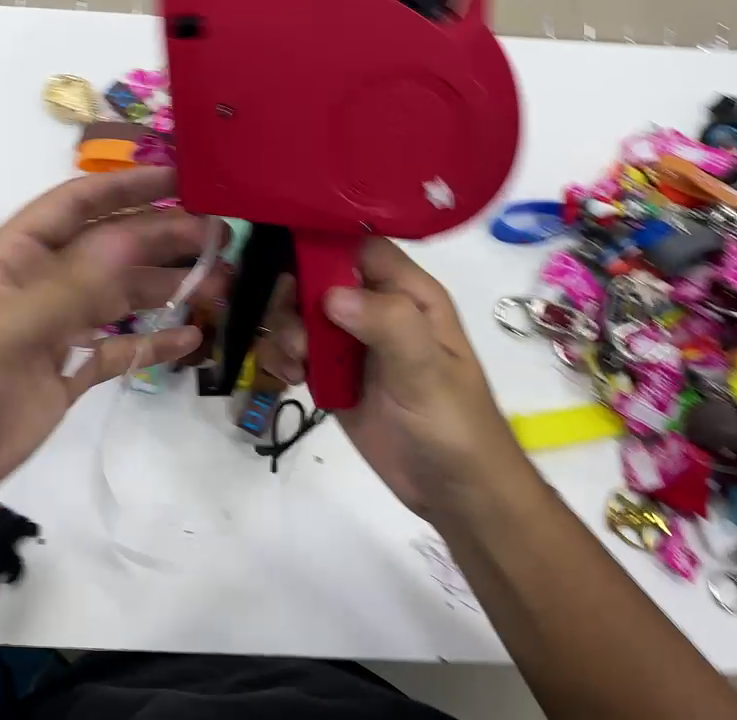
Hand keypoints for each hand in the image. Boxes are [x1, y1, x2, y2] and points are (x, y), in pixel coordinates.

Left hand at [0, 168, 219, 508]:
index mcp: (14, 255)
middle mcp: (38, 283)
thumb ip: (75, 283)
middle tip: (217, 236)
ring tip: (218, 282)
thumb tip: (136, 235)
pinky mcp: (68, 371)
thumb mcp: (10, 326)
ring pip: (120, 295)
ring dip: (165, 287)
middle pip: (109, 248)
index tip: (180, 179)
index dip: (126, 187)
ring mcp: (55, 328)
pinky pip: (119, 347)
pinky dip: (153, 342)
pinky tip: (190, 338)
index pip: (76, 205)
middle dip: (160, 238)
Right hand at [260, 238, 524, 518]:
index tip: (287, 256)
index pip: (359, 245)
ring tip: (295, 365)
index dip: (322, 242)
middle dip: (294, 296)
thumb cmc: (453, 425)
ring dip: (284, 330)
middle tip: (295, 334)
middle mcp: (378, 307)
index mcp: (409, 293)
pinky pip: (295, 347)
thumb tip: (330, 295)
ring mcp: (352, 341)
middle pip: (318, 275)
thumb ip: (388, 324)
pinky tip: (291, 378)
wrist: (454, 493)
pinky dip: (282, 356)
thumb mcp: (427, 372)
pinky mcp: (333, 373)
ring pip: (299, 310)